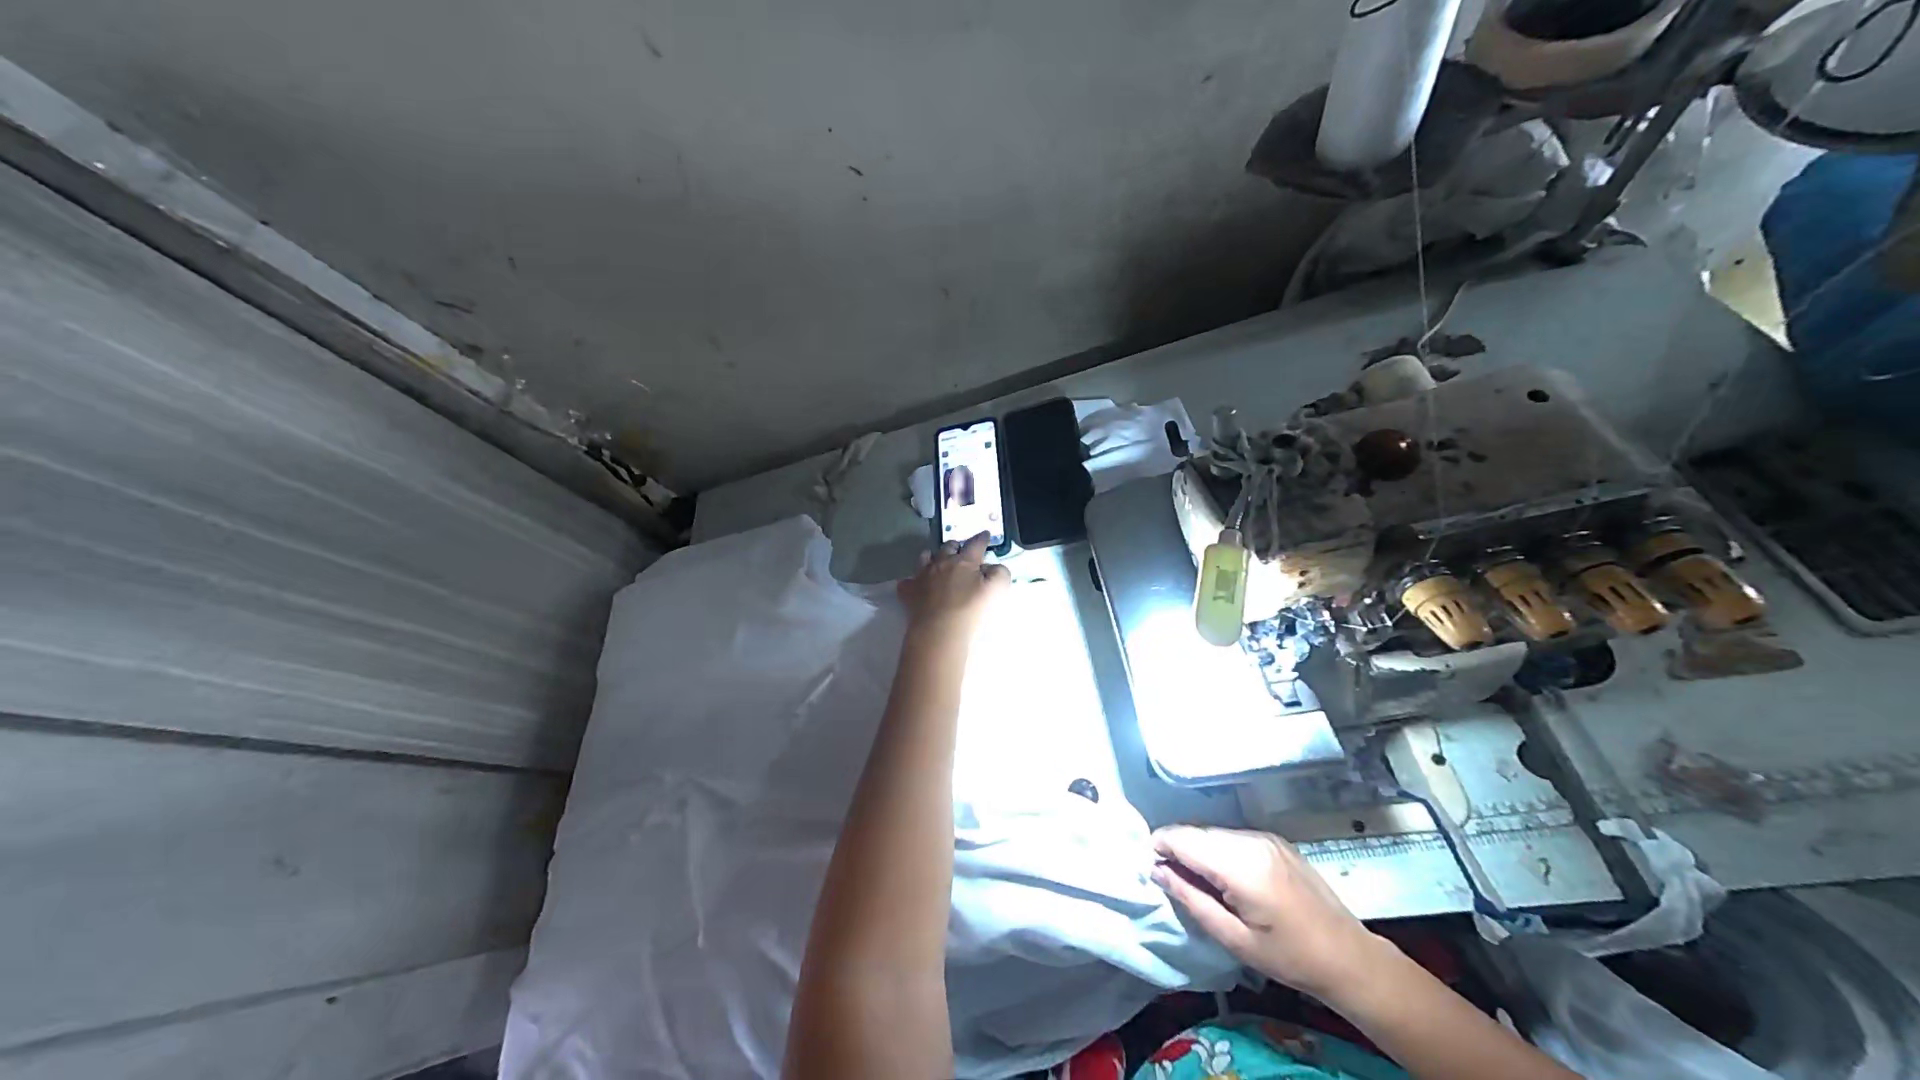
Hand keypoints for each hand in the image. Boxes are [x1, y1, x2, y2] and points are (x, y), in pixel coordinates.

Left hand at [897, 532, 1009, 634]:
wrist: (940, 630)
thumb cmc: (972, 610)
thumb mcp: (998, 589)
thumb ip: (999, 572)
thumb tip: (991, 567)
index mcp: (964, 561)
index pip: (975, 544)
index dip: (982, 538)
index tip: (985, 534)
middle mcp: (941, 563)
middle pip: (948, 547)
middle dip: (955, 546)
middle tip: (960, 550)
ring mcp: (922, 576)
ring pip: (925, 558)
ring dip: (932, 557)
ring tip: (935, 560)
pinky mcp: (909, 591)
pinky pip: (907, 581)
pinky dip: (912, 581)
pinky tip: (915, 585)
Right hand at [1151, 826, 1390, 1001]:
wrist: (1348, 956)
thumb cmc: (1289, 957)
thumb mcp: (1233, 938)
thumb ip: (1190, 898)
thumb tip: (1157, 870)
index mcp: (1240, 865)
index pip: (1184, 838)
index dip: (1160, 846)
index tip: (1149, 865)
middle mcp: (1252, 841)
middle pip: (1197, 832)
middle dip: (1178, 849)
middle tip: (1171, 878)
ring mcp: (1266, 837)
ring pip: (1215, 833)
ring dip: (1199, 850)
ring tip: (1199, 882)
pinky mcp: (1276, 841)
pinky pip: (1234, 837)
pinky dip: (1220, 850)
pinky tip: (1226, 878)